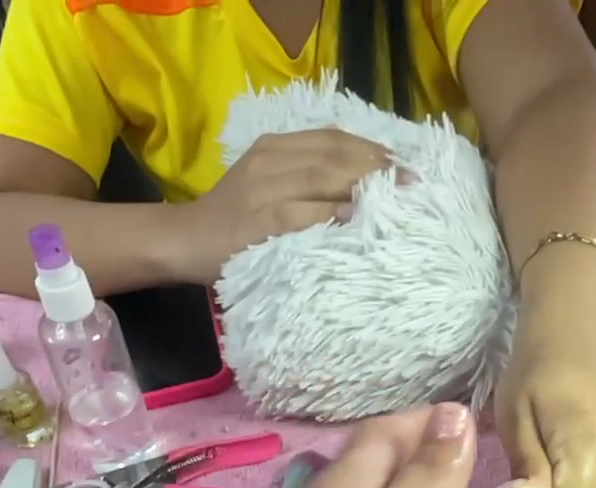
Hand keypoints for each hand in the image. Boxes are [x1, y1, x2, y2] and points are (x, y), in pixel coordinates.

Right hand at [183, 129, 394, 283]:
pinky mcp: (261, 222)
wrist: (185, 240)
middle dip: (377, 166)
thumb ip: (304, 178)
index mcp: (273, 147)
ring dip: (364, 186)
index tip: (403, 164)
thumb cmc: (232, 222)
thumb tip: (360, 185)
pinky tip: (357, 219)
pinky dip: (334, 215)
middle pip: (334, 155)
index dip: (371, 148)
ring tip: (395, 198)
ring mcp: (264, 191)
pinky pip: (306, 214)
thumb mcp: (266, 185)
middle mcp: (269, 161)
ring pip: (323, 178)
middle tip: (411, 182)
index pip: (331, 138)